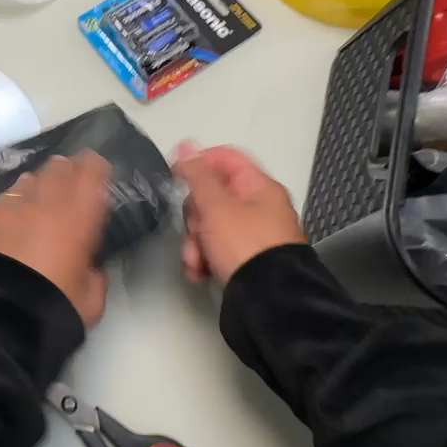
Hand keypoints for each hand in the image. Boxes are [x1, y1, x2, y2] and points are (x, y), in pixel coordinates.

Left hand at [0, 152, 111, 325]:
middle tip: (69, 179)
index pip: (91, 174)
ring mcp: (8, 207)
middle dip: (65, 172)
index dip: (95, 167)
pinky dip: (9, 210)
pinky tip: (8, 227)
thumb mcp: (91, 298)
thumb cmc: (53, 310)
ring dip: (36, 188)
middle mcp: (42, 203)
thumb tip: (91, 263)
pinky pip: (0, 204)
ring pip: (26, 183)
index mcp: (76, 218)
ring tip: (37, 204)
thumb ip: (95, 272)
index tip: (97, 167)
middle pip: (57, 170)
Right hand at [174, 142, 305, 286]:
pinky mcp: (246, 258)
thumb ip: (197, 174)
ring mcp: (253, 234)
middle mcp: (259, 207)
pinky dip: (204, 256)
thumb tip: (186, 144)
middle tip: (194, 229)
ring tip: (195, 259)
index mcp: (259, 187)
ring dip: (195, 240)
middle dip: (194, 214)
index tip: (175, 177)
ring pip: (210, 223)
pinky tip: (200, 270)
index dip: (197, 162)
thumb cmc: (244, 245)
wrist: (270, 303)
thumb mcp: (216, 206)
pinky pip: (217, 245)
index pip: (224, 157)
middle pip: (212, 193)